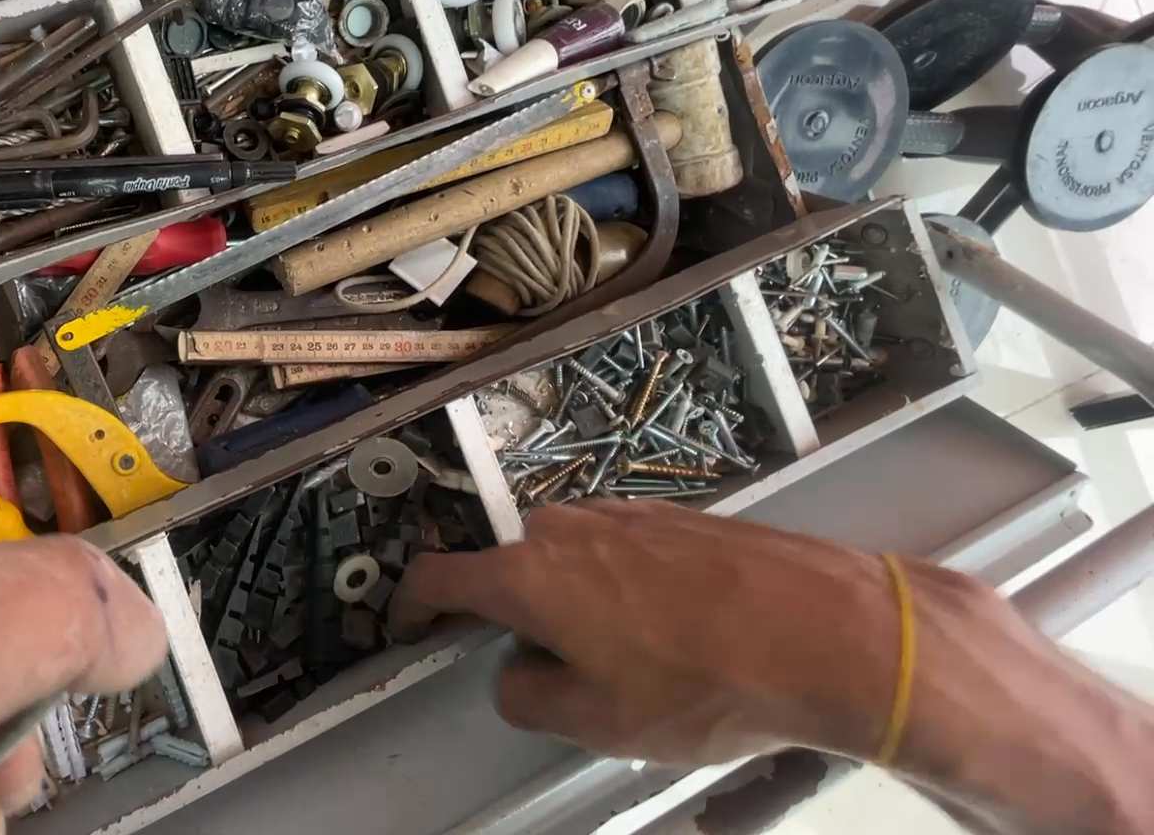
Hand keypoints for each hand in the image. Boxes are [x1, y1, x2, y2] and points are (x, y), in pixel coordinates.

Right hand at [390, 498, 925, 763]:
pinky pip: (608, 547)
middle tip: (559, 668)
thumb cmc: (701, 680)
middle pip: (506, 572)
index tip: (406, 625)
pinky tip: (671, 622)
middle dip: (515, 617)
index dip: (411, 604)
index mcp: (524, 575)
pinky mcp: (656, 511)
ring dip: (570, 600)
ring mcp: (607, 512)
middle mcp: (553, 528)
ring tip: (634, 651)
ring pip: (560, 559)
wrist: (825, 627)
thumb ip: (527, 696)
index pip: (437, 578)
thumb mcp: (599, 721)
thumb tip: (517, 673)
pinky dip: (613, 582)